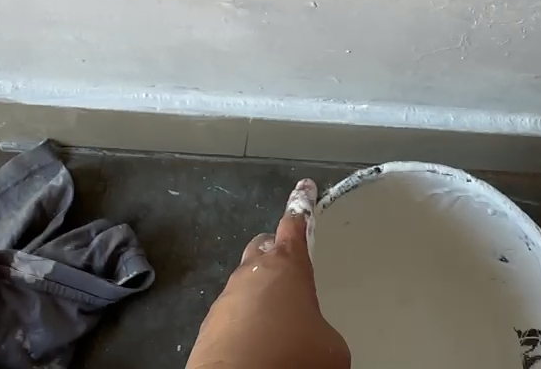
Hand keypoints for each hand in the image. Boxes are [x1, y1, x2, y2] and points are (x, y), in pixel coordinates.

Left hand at [186, 179, 349, 368]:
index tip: (304, 187)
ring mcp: (227, 298)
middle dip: (274, 253)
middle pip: (263, 248)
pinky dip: (243, 323)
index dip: (302, 205)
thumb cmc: (292, 356)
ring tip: (275, 323)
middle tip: (288, 270)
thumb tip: (314, 335)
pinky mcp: (209, 327)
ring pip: (244, 284)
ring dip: (258, 295)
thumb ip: (323, 326)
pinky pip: (231, 315)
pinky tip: (255, 345)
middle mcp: (253, 273)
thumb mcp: (331, 345)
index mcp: (286, 265)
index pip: (295, 224)